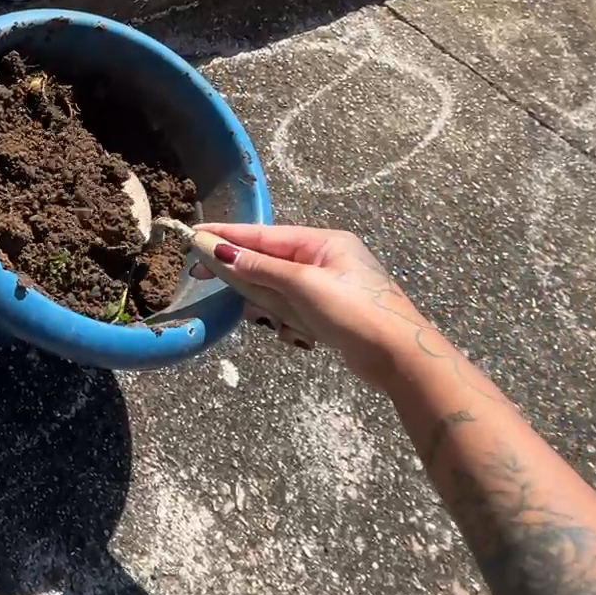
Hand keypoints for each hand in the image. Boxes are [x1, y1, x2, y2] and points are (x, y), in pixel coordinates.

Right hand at [191, 223, 444, 392]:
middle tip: (202, 275)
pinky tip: (295, 333)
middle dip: (242, 273)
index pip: (261, 234)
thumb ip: (257, 267)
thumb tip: (218, 251)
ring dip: (266, 302)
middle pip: (264, 259)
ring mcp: (325, 285)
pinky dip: (284, 317)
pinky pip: (288, 306)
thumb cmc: (355, 313)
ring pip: (272, 286)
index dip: (225, 235)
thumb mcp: (301, 285)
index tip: (192, 235)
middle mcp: (323, 259)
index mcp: (323, 242)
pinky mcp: (326, 310)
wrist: (403, 361)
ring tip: (272, 318)